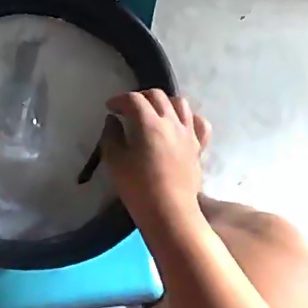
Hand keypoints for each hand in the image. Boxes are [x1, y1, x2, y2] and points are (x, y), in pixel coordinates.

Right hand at [101, 90, 210, 229]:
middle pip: (157, 96)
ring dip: (164, 102)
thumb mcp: (115, 160)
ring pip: (180, 104)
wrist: (169, 212)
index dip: (119, 100)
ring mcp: (188, 134)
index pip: (133, 99)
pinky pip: (198, 123)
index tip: (109, 108)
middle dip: (140, 97)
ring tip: (153, 113)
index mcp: (149, 123)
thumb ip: (111, 135)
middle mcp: (171, 122)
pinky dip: (187, 118)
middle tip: (128, 109)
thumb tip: (113, 120)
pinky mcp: (198, 147)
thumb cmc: (138, 187)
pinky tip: (179, 125)